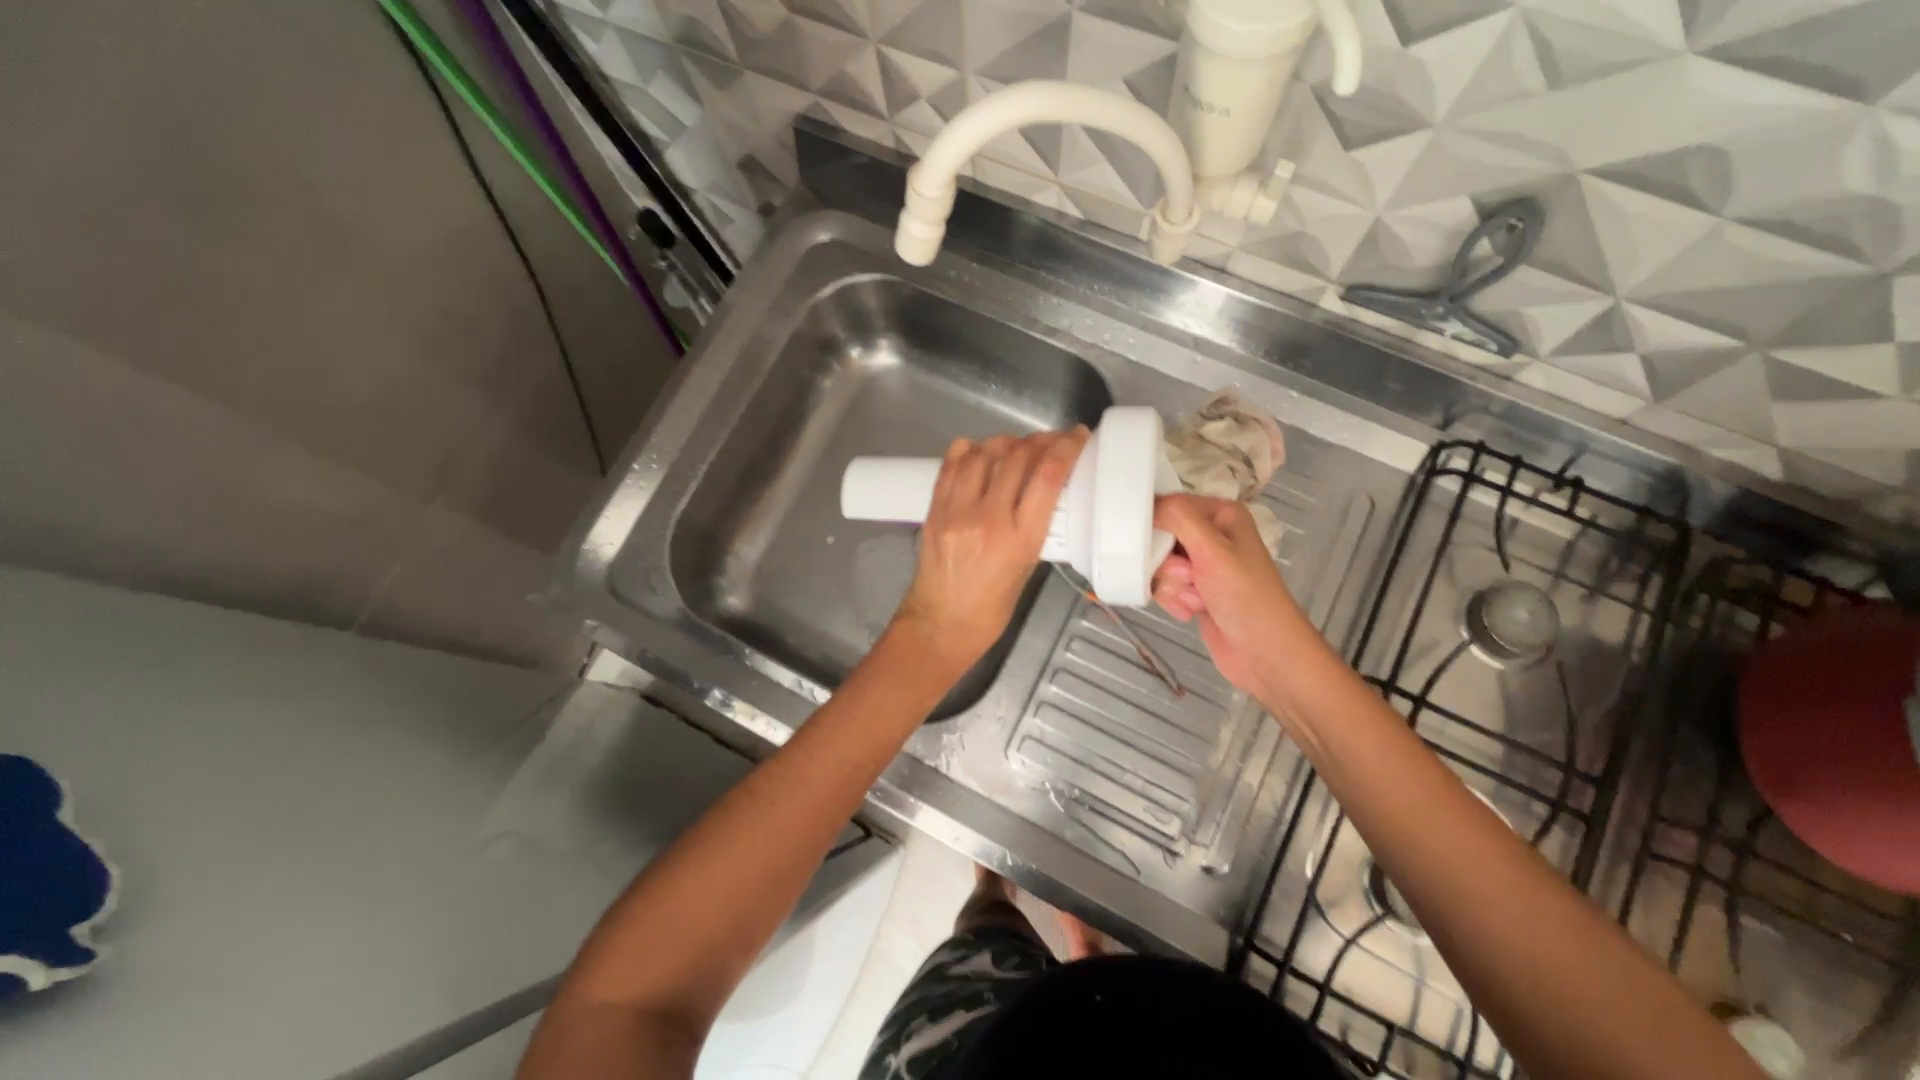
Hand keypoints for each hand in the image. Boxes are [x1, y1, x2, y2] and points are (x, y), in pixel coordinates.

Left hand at [893, 428, 1089, 669]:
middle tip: (1048, 440)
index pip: (1048, 475)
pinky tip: (979, 451)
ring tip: (1014, 446)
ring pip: (983, 453)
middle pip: (1017, 457)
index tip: (1077, 436)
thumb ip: (1032, 527)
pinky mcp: (934, 510)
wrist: (941, 624)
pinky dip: (968, 450)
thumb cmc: (991, 609)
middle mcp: (989, 518)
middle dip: (1038, 440)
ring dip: (1004, 442)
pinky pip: (951, 465)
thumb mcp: (1027, 567)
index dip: (1066, 446)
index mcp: (1021, 539)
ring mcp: (957, 511)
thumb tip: (1039, 491)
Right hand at [1151, 495, 1315, 704]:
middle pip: (1159, 538)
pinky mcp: (1193, 591)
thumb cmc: (1244, 596)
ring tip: (1195, 600)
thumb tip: (1147, 505)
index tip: (1160, 548)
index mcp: (1220, 514)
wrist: (1264, 653)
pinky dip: (1172, 600)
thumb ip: (1179, 518)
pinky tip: (1190, 612)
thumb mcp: (1213, 550)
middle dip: (1166, 564)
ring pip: (1158, 566)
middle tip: (1188, 578)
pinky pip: (1163, 587)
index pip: (1169, 506)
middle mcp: (1210, 535)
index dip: (1156, 526)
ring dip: (1171, 586)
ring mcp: (1201, 565)